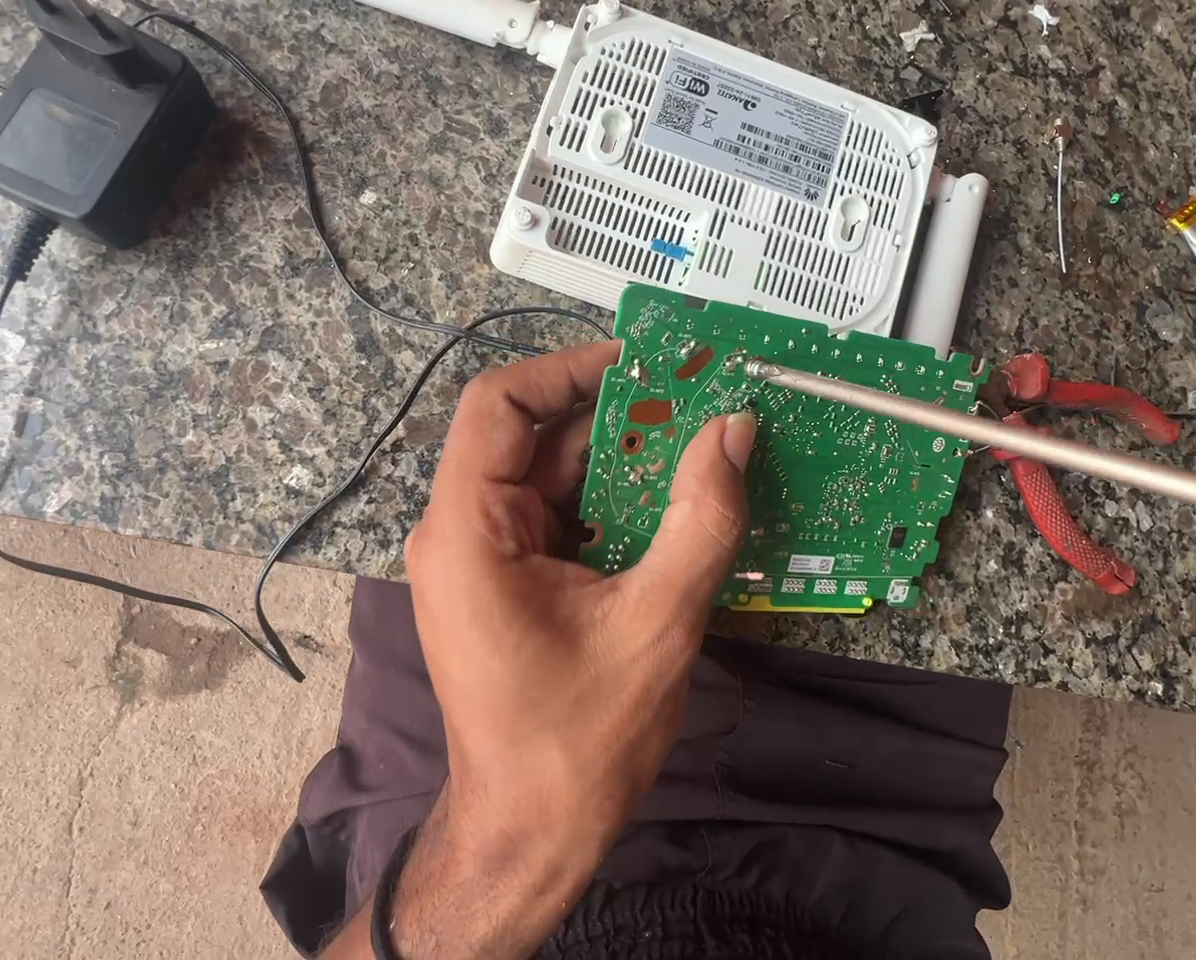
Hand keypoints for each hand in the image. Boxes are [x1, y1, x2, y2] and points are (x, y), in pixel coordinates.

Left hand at [327, 339, 754, 957]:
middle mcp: (463, 530)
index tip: (644, 364)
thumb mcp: (655, 626)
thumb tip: (732, 431)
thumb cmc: (577, 741)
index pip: (497, 405)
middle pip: (533, 436)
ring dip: (623, 459)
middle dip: (614, 414)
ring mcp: (485, 555)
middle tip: (695, 399)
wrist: (530, 832)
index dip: (567, 369)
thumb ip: (700, 522)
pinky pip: (562, 514)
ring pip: (554, 475)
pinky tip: (675, 497)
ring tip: (699, 441)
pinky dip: (615, 502)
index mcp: (468, 531)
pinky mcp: (511, 578)